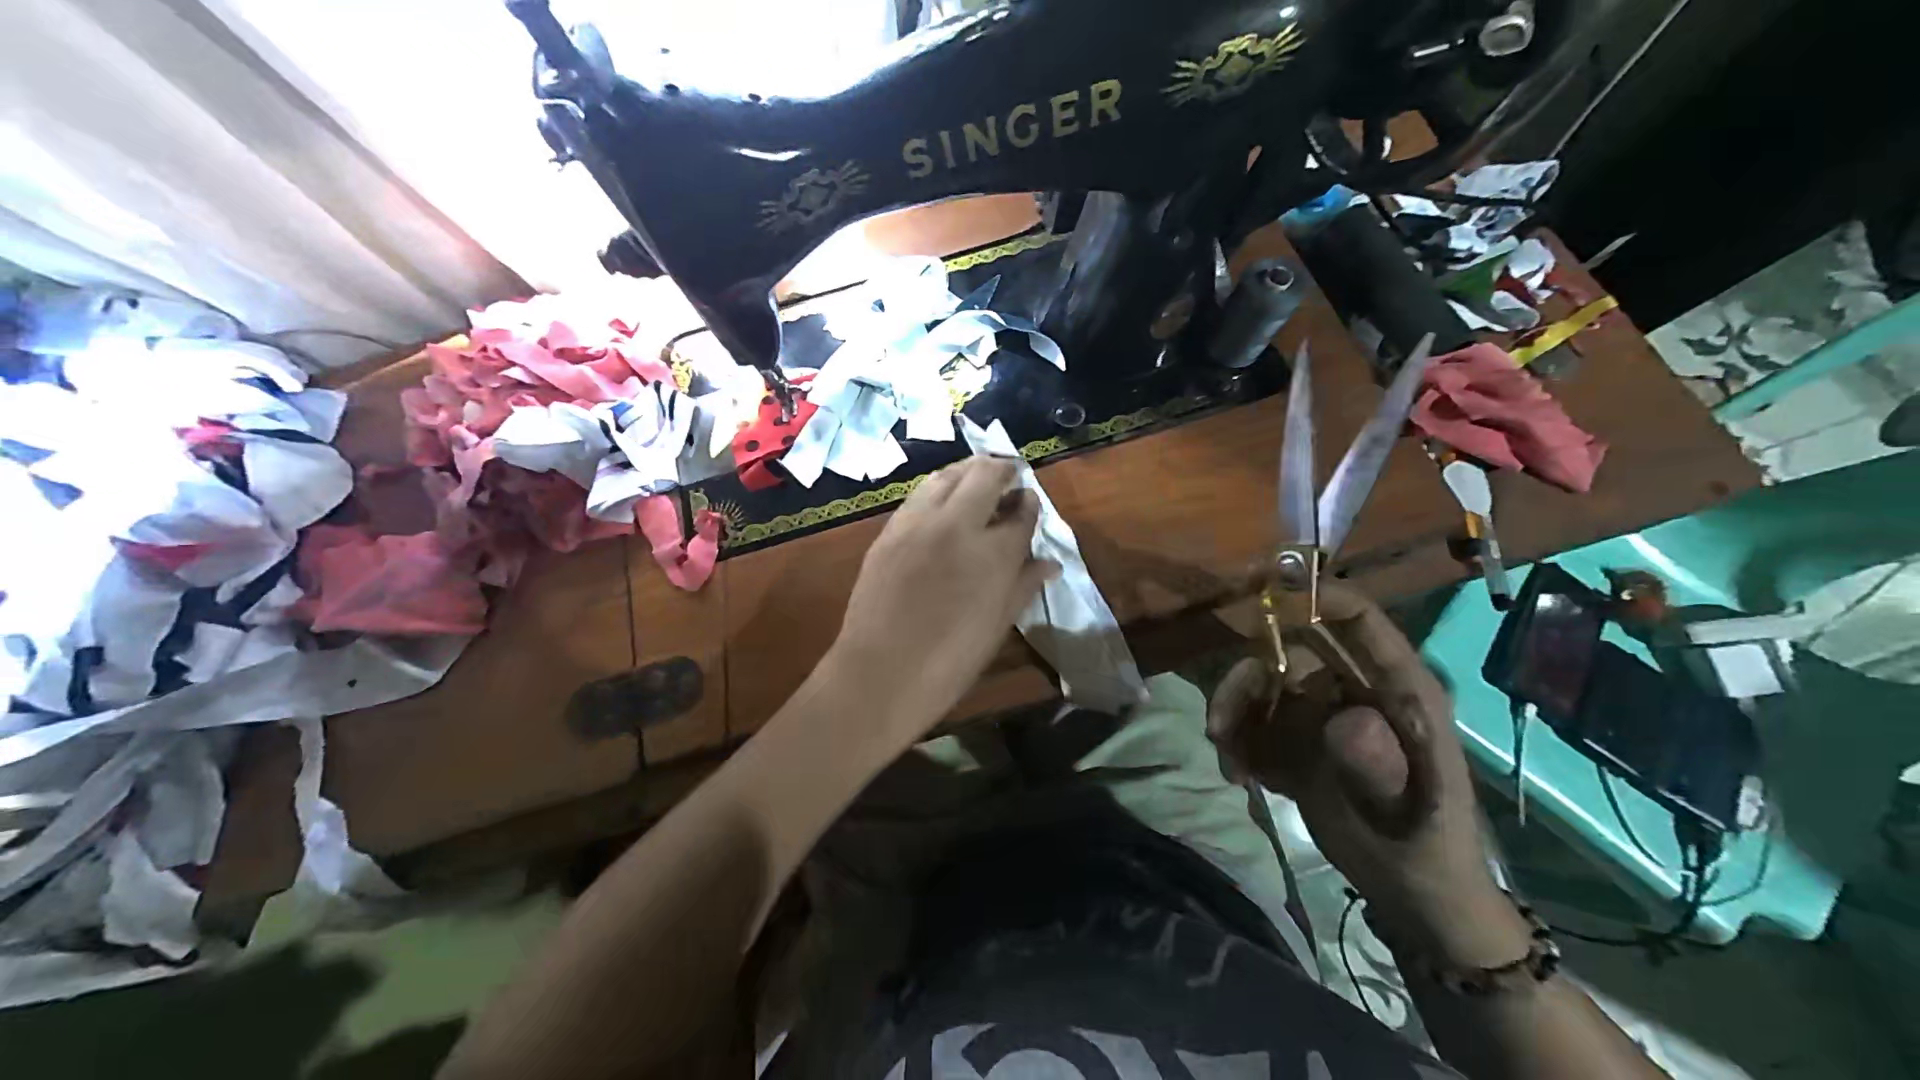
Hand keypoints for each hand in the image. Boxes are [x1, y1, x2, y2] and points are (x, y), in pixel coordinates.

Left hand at [832, 455, 1056, 732]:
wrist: (880, 674)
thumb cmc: (950, 661)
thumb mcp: (997, 625)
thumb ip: (1024, 585)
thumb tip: (1049, 562)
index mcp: (994, 553)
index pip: (1021, 512)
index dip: (1029, 505)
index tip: (1029, 504)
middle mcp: (957, 524)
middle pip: (985, 474)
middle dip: (1003, 469)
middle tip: (1011, 476)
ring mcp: (918, 522)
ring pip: (947, 475)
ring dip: (968, 471)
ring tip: (977, 481)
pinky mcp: (889, 530)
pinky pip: (919, 495)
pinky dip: (939, 489)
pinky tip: (943, 504)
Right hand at [1208, 583, 1527, 965]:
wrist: (1415, 902)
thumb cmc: (1427, 850)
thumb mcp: (1412, 815)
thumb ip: (1379, 765)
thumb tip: (1338, 716)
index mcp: (1396, 689)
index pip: (1359, 620)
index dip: (1316, 593)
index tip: (1262, 586)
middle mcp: (1352, 691)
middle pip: (1287, 653)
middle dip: (1247, 680)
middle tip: (1219, 725)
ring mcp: (1320, 718)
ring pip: (1261, 687)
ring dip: (1233, 714)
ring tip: (1226, 759)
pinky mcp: (1297, 744)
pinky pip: (1253, 725)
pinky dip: (1236, 743)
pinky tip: (1239, 776)